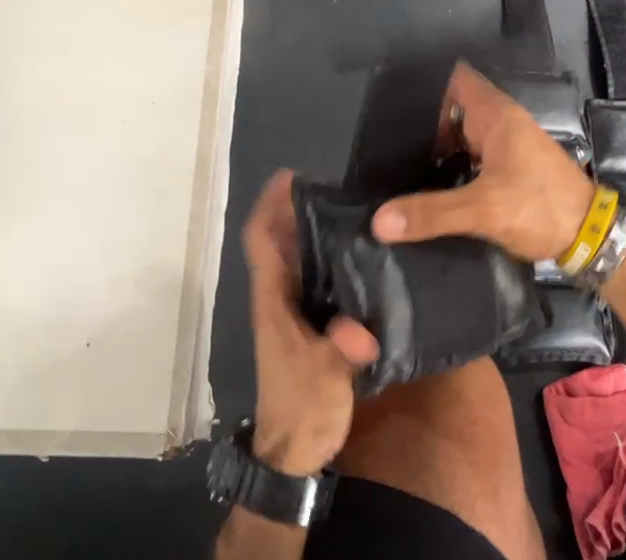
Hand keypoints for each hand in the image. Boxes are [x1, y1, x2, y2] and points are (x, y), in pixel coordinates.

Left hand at [242, 169, 379, 476]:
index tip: (292, 175)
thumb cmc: (301, 407)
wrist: (294, 450)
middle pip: (280, 241)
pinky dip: (331, 260)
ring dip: (315, 232)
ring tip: (356, 210)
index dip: (270, 205)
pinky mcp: (309, 326)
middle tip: (341, 187)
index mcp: (273, 300)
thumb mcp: (325, 381)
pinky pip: (316, 280)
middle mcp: (278, 298)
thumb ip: (342, 354)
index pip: (261, 241)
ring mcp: (292, 312)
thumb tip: (362, 332)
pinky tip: (364, 257)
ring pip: (298, 259)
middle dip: (299, 210)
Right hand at [369, 62, 593, 260]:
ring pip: (461, 134)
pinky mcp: (509, 170)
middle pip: (452, 107)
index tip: (388, 94)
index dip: (424, 80)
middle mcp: (501, 123)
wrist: (593, 241)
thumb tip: (379, 221)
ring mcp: (507, 147)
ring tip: (392, 159)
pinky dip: (450, 166)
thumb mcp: (483, 210)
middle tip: (379, 134)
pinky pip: (470, 157)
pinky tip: (427, 186)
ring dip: (435, 146)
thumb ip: (431, 213)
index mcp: (496, 115)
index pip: (454, 77)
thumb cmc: (542, 208)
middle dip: (421, 119)